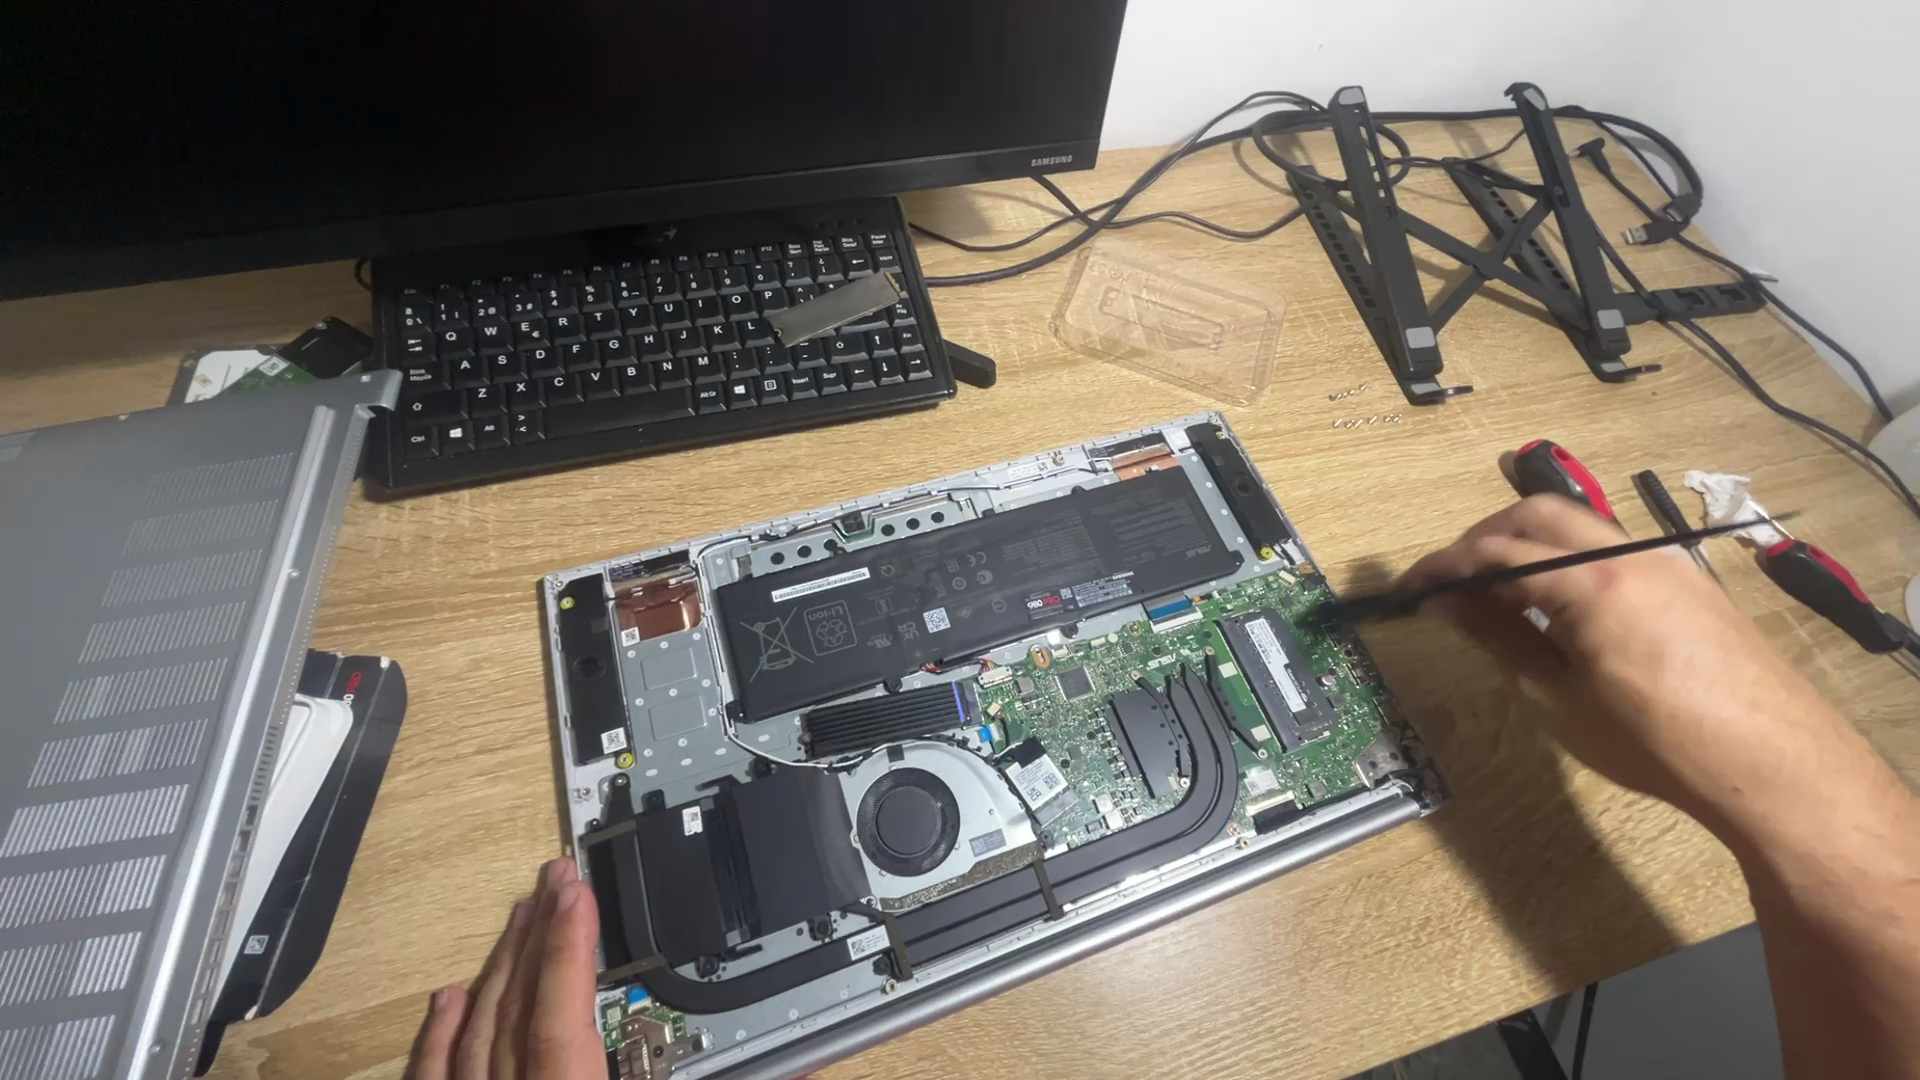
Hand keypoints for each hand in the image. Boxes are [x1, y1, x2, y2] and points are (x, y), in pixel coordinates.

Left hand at [410, 857, 604, 1079]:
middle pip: (518, 1012)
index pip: (557, 1025)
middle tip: (560, 879)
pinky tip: (448, 996)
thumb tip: (692, 1062)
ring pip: (479, 1032)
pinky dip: (439, 1036)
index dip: (566, 955)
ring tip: (525, 910)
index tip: (576, 895)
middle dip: (543, 937)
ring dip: (503, 966)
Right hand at [1400, 494, 1856, 836]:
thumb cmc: (1650, 740)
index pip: (1495, 552)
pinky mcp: (1685, 582)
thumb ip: (1494, 635)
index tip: (1408, 587)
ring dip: (1524, 543)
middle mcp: (1629, 555)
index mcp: (1591, 581)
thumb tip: (1440, 601)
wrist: (1777, 771)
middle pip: (1535, 514)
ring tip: (1495, 591)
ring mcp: (1664, 563)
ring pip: (1575, 524)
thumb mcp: (1553, 693)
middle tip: (1450, 581)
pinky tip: (1552, 603)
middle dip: (1481, 539)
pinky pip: (1607, 548)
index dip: (1441, 565)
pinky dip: (1563, 558)